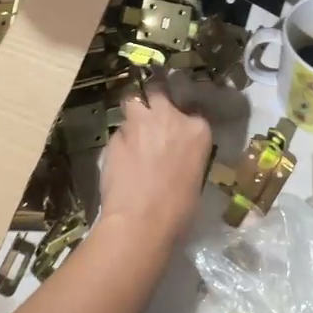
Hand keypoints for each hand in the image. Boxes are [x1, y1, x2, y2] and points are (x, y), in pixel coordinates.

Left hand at [96, 80, 213, 248]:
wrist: (141, 221)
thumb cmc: (178, 209)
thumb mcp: (195, 175)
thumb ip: (186, 151)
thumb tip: (174, 150)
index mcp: (196, 130)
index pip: (191, 111)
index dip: (180, 118)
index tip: (176, 129)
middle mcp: (168, 117)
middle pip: (157, 91)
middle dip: (152, 98)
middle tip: (150, 113)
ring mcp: (139, 123)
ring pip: (132, 101)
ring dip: (133, 112)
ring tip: (133, 131)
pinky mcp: (115, 135)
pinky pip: (119, 131)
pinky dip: (121, 140)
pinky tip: (120, 158)